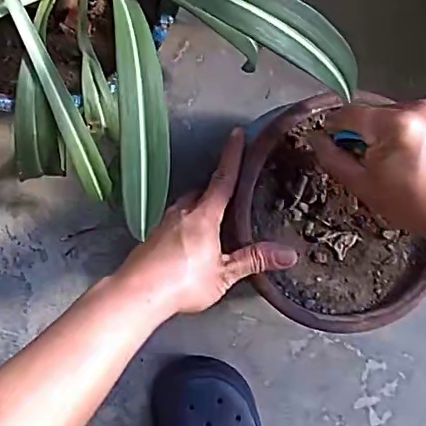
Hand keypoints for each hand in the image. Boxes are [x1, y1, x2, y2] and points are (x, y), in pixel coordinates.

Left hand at [111, 128, 297, 316]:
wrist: (138, 291)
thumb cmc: (181, 282)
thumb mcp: (224, 273)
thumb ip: (254, 260)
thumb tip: (287, 254)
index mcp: (204, 215)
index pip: (223, 178)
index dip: (232, 155)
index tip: (237, 135)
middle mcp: (182, 212)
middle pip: (203, 191)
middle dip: (218, 188)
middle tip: (232, 190)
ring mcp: (165, 222)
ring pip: (187, 205)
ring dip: (201, 206)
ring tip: (215, 219)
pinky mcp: (154, 236)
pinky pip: (175, 220)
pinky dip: (187, 222)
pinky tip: (191, 239)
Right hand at [305, 99, 425, 256]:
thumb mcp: (363, 186)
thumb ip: (332, 158)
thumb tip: (317, 141)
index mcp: (395, 123)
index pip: (345, 112)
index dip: (332, 129)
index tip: (330, 142)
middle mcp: (418, 109)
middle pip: (368, 111)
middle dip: (359, 132)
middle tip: (363, 161)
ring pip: (389, 114)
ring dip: (381, 133)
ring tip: (391, 165)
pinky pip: (410, 119)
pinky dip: (402, 134)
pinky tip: (409, 161)